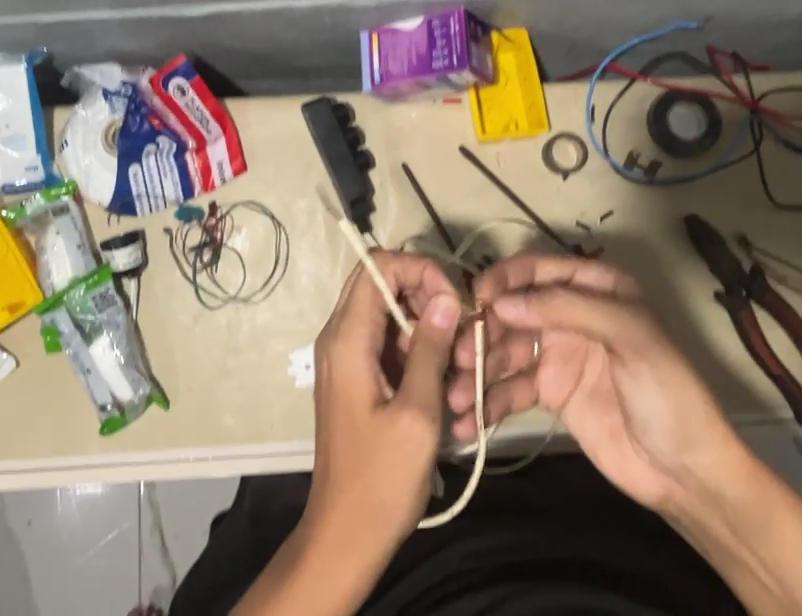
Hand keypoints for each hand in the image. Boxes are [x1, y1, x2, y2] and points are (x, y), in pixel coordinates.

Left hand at [305, 251, 463, 556]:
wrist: (346, 535)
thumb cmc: (381, 479)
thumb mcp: (417, 413)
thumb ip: (431, 350)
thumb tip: (447, 298)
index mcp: (347, 339)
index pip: (378, 266)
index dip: (419, 269)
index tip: (453, 300)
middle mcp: (340, 338)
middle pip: (383, 284)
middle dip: (427, 295)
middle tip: (461, 330)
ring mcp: (347, 358)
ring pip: (390, 313)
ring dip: (427, 326)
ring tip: (459, 361)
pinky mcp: (358, 378)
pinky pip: (389, 342)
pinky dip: (418, 349)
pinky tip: (446, 379)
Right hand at [447, 254, 739, 513]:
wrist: (686, 471)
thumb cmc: (668, 391)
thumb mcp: (629, 336)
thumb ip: (566, 309)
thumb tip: (500, 303)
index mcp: (597, 289)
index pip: (539, 270)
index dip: (505, 279)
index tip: (476, 300)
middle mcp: (572, 315)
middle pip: (513, 311)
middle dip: (482, 332)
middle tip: (456, 357)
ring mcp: (558, 354)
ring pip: (504, 351)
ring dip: (476, 371)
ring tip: (456, 398)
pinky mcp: (549, 393)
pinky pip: (509, 389)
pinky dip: (486, 403)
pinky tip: (467, 422)